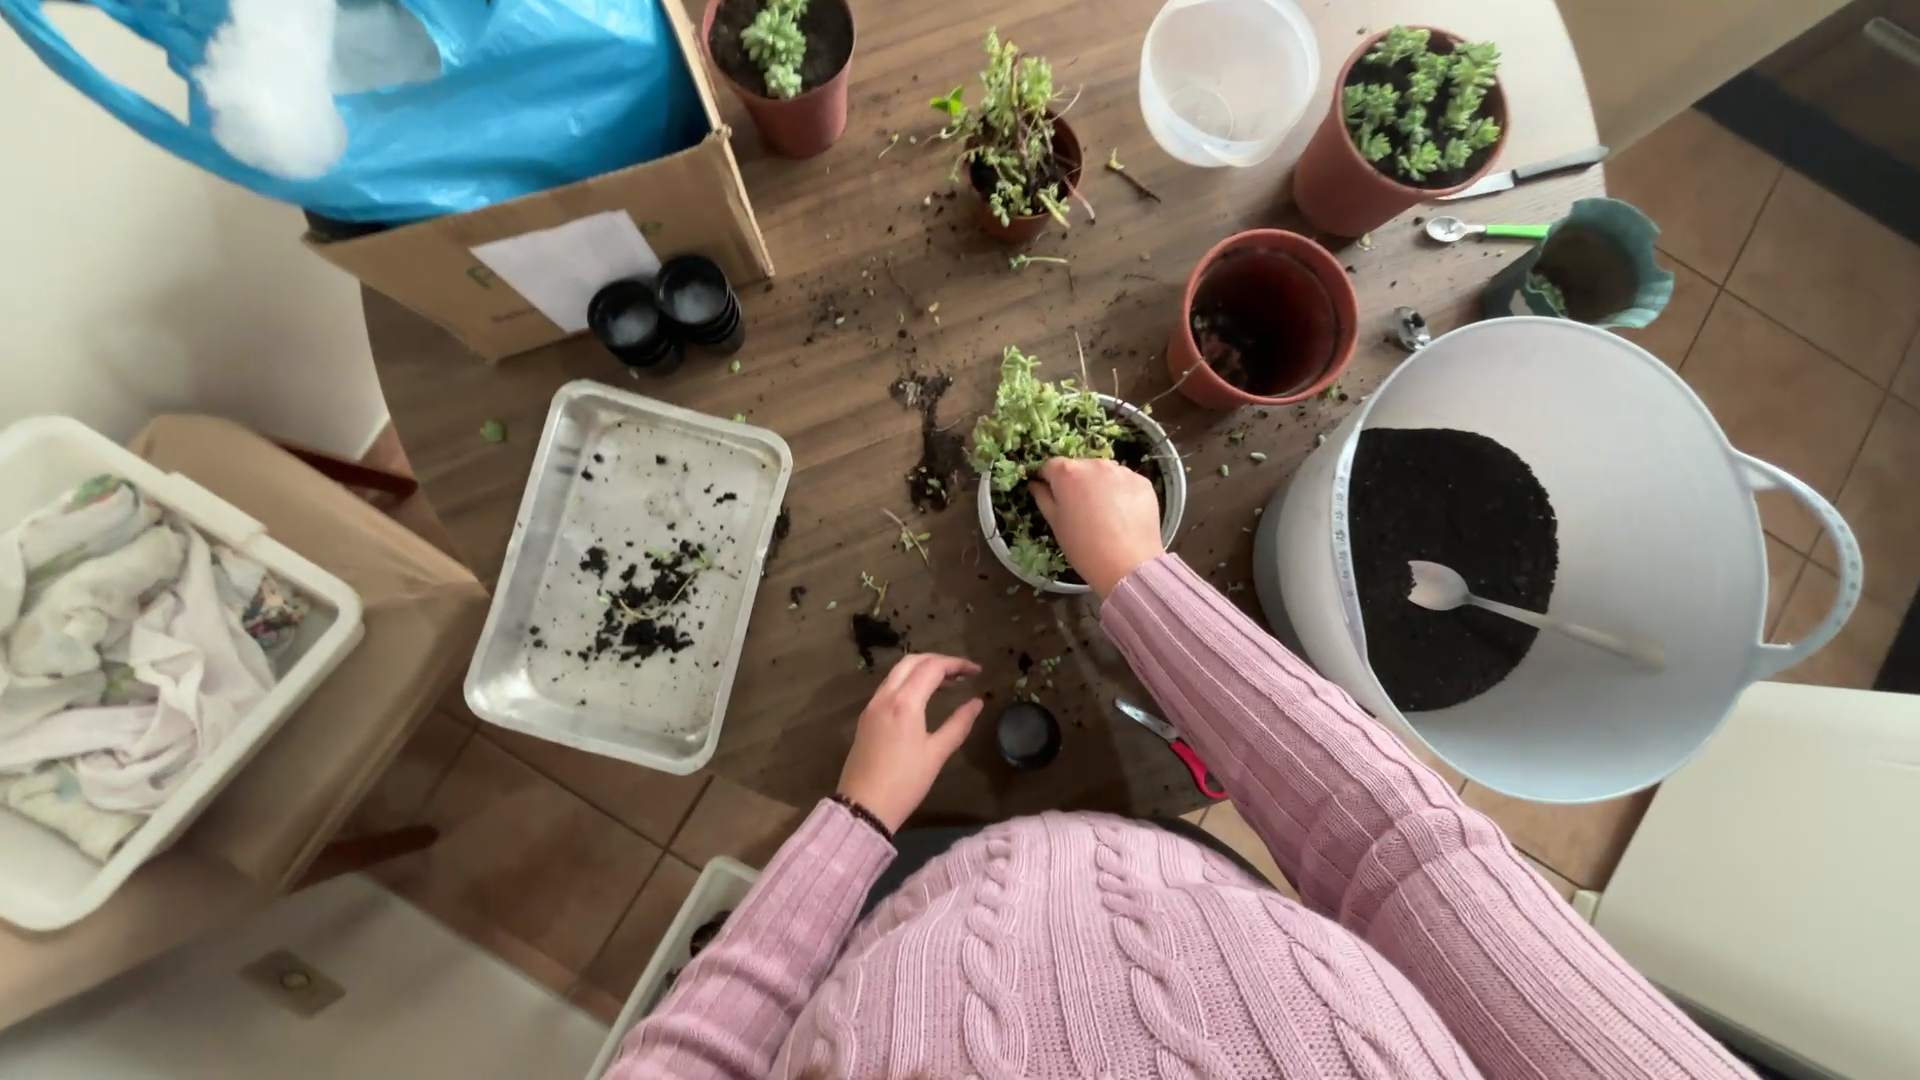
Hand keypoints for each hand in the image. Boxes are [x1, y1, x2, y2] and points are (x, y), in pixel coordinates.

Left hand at [837, 653, 983, 830]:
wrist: (863, 808)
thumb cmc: (905, 782)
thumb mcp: (937, 754)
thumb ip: (958, 724)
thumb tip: (976, 702)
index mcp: (904, 702)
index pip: (933, 667)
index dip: (957, 664)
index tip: (976, 672)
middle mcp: (885, 696)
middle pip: (912, 661)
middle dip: (939, 661)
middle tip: (961, 673)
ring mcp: (872, 705)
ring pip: (898, 672)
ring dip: (922, 669)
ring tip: (947, 684)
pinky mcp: (866, 717)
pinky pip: (889, 686)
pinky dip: (908, 682)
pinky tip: (923, 698)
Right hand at [1028, 458, 1164, 596]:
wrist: (1127, 564)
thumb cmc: (1083, 546)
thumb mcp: (1055, 523)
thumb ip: (1043, 497)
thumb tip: (1036, 483)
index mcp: (1067, 473)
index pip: (1051, 466)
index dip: (1048, 479)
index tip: (1052, 495)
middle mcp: (1095, 464)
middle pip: (1080, 467)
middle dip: (1077, 482)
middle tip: (1080, 508)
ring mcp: (1122, 471)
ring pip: (1104, 473)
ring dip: (1100, 485)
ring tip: (1104, 512)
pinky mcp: (1143, 481)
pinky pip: (1125, 482)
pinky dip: (1121, 492)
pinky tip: (1123, 514)